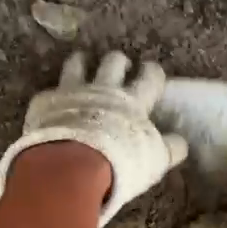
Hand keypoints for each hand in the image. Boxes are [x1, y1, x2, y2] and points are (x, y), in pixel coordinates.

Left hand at [0, 52, 188, 226]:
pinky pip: (48, 93)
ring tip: (82, 61)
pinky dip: (52, 97)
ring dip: (81, 62)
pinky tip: (50, 102)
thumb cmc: (121, 162)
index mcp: (134, 101)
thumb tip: (180, 143)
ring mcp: (72, 92)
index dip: (152, 72)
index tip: (151, 69)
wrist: (73, 166)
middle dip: (118, 61)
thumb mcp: (154, 160)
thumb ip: (168, 148)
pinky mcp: (46, 103)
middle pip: (113, 63)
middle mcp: (104, 89)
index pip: (150, 77)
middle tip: (119, 65)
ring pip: (76, 65)